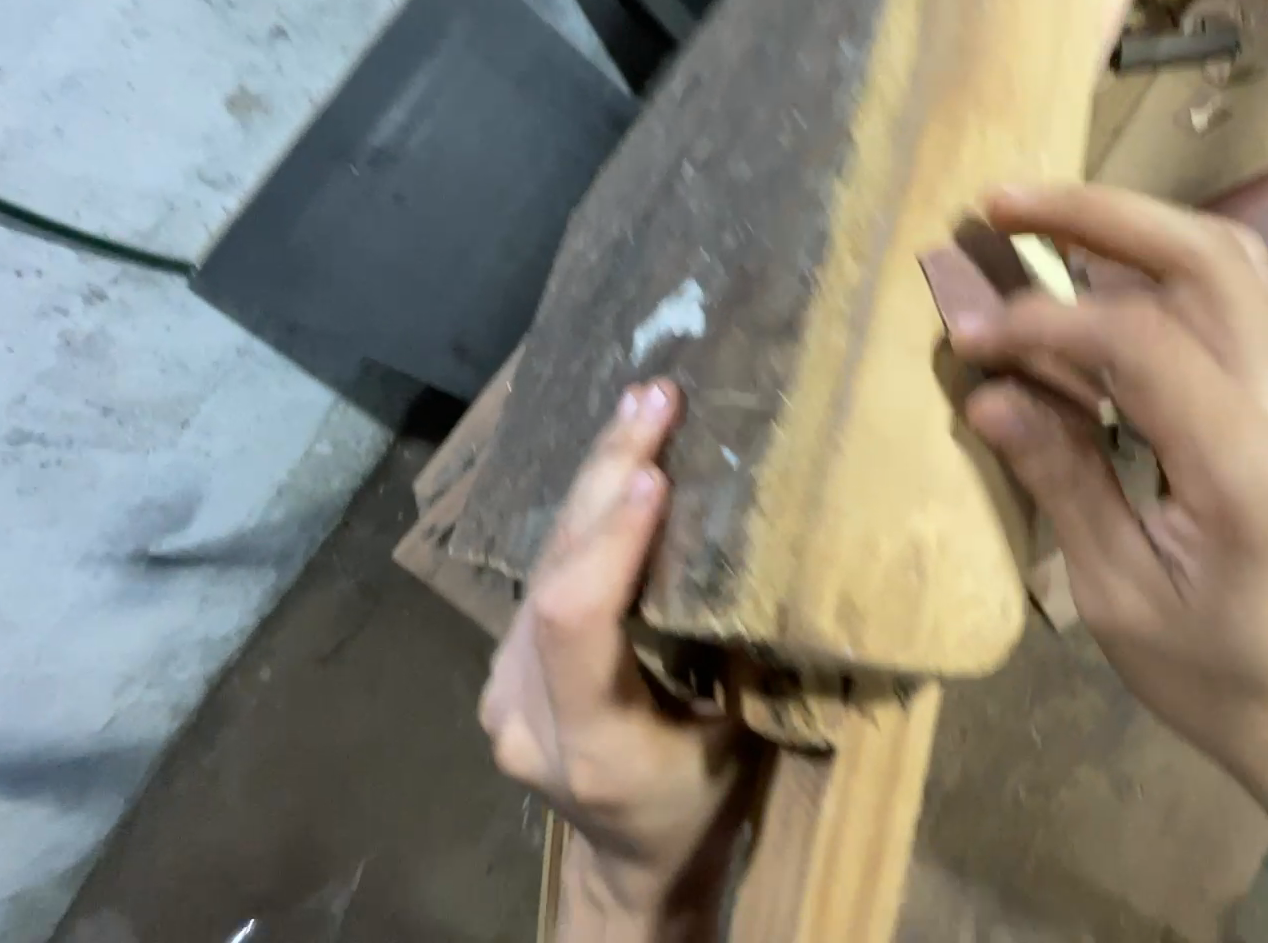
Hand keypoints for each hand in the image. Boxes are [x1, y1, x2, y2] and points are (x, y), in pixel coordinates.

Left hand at [479, 380, 754, 936]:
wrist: (631, 869)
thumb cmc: (702, 807)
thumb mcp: (740, 741)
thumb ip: (740, 657)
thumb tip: (767, 555)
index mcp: (590, 742)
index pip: (579, 624)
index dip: (611, 543)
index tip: (652, 473)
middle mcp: (521, 711)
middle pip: (548, 574)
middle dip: (603, 475)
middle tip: (651, 399)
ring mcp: (499, 688)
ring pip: (538, 564)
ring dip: (591, 482)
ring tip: (639, 410)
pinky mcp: (504, 669)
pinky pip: (542, 574)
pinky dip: (584, 515)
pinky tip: (615, 463)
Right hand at [947, 185, 1267, 792]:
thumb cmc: (1211, 673)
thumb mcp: (1114, 592)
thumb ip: (1059, 479)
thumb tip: (988, 394)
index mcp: (1250, 470)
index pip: (1142, 344)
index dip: (1045, 323)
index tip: (972, 335)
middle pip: (1208, 260)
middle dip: (1099, 217)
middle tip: (1003, 204)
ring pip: (1225, 265)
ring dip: (1127, 231)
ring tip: (1037, 224)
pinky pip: (1221, 307)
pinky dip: (1146, 279)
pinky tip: (1085, 287)